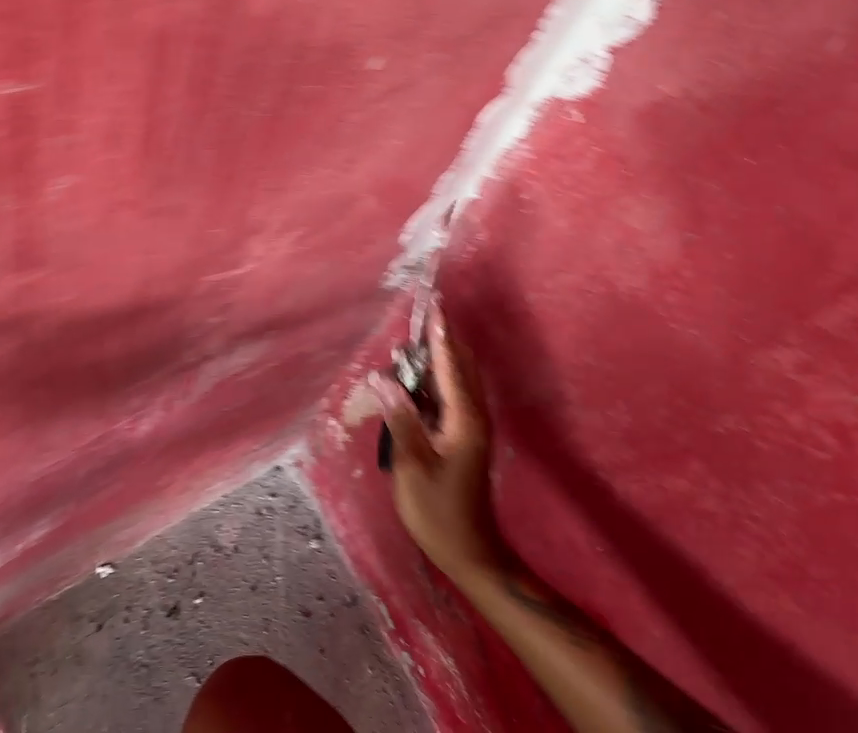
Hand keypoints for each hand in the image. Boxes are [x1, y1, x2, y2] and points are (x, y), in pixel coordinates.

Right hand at [373, 304, 504, 581]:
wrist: (470, 551)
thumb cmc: (438, 511)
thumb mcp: (413, 466)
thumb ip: (401, 419)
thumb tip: (383, 380)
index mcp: (464, 419)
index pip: (450, 366)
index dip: (439, 336)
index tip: (433, 306)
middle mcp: (474, 416)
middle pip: (459, 367)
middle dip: (441, 340)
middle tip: (422, 315)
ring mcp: (471, 428)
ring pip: (457, 381)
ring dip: (437, 360)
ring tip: (413, 342)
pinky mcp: (465, 438)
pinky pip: (452, 396)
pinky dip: (437, 380)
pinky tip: (416, 380)